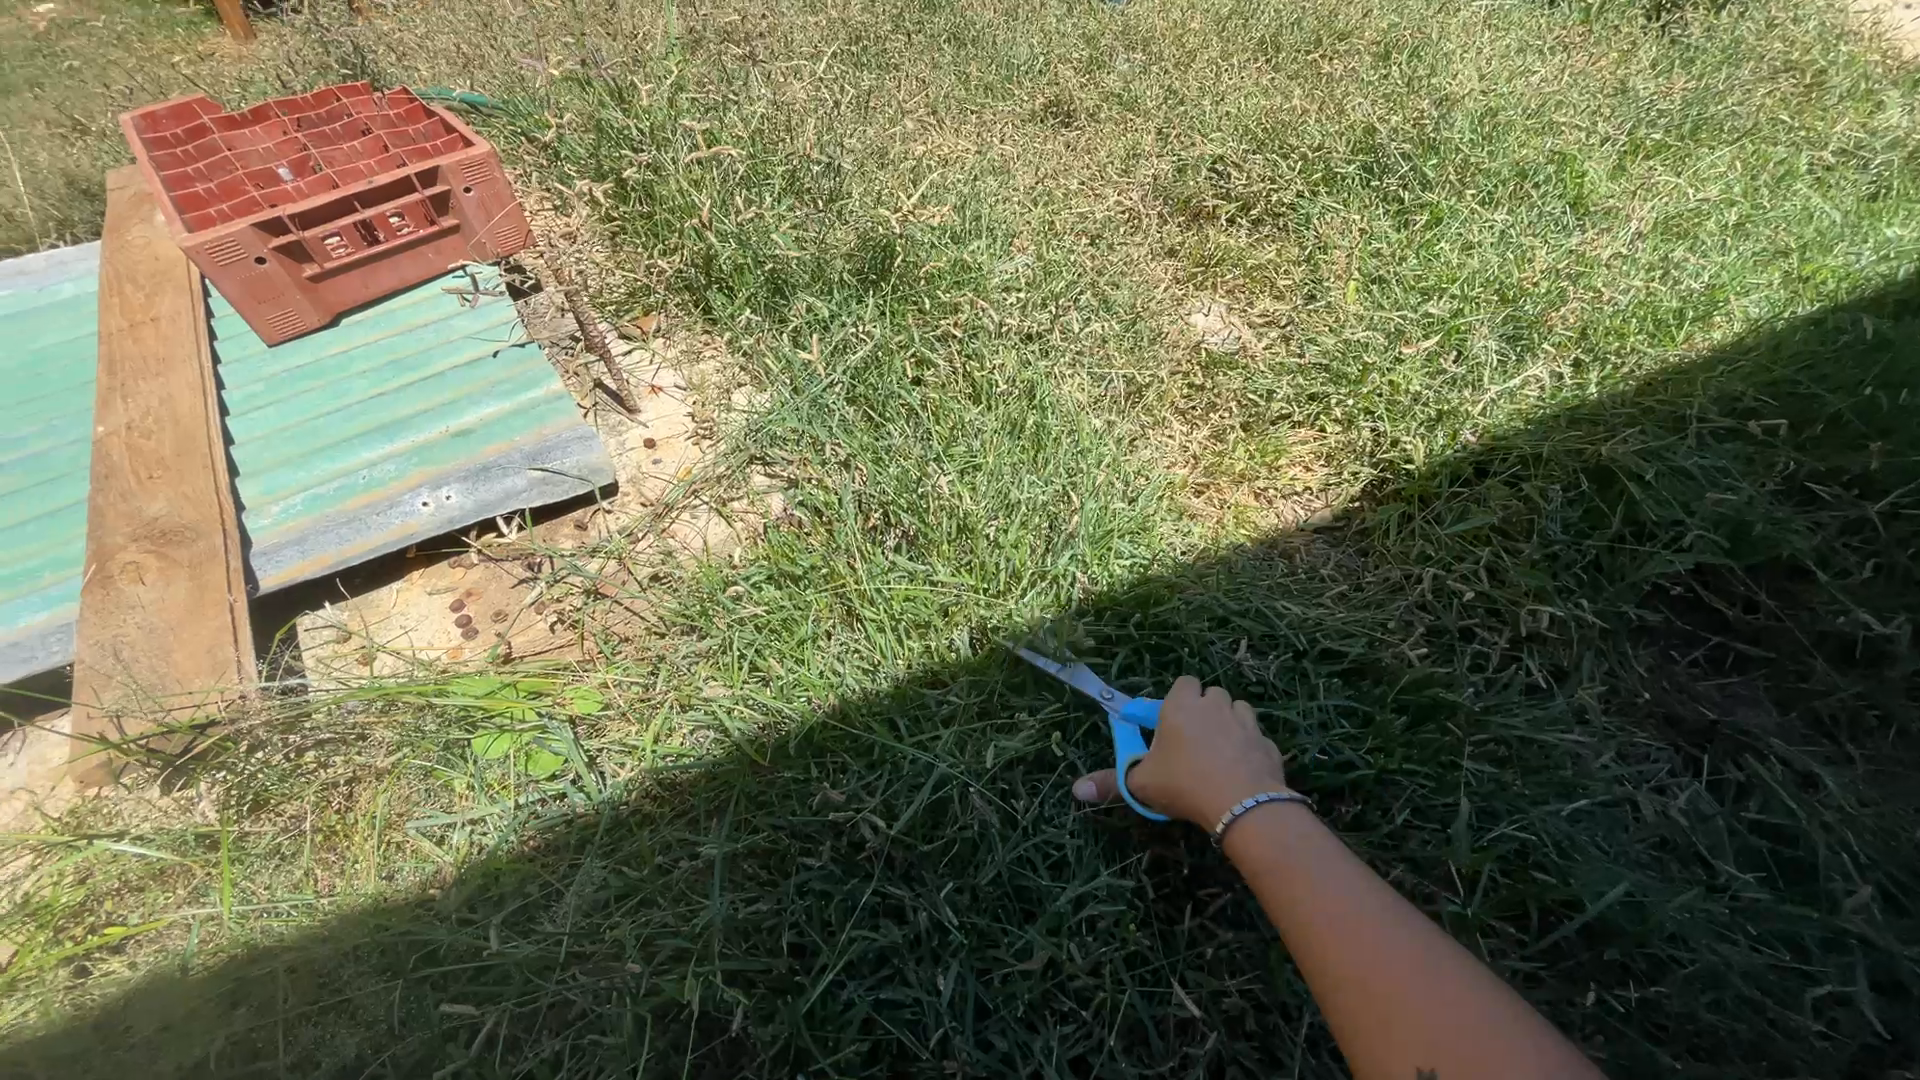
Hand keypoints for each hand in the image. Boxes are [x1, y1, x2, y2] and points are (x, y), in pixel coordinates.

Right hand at [1071, 675, 1290, 826]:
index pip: (1183, 683)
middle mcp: (1215, 705)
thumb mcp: (1141, 784)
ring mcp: (1246, 723)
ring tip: (1218, 752)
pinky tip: (1241, 771)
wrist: (1244, 805)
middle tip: (1191, 739)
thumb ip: (1110, 783)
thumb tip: (1077, 789)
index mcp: (1181, 706)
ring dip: (1229, 724)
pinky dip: (1249, 750)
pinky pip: (1256, 739)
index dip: (1178, 699)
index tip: (1170, 723)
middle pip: (1211, 694)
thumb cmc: (1184, 784)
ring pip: (1238, 711)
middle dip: (1204, 709)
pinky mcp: (1268, 744)